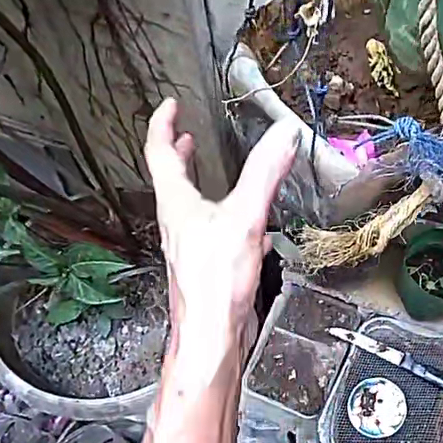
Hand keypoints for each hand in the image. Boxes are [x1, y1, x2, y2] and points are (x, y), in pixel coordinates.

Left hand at [144, 99, 298, 352]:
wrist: (211, 336)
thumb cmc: (216, 285)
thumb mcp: (244, 219)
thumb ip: (264, 174)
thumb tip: (282, 135)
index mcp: (178, 205)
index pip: (160, 153)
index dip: (163, 125)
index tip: (170, 107)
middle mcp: (178, 223)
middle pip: (171, 179)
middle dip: (177, 153)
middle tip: (184, 136)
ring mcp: (190, 246)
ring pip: (190, 206)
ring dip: (197, 184)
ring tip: (208, 174)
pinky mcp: (206, 266)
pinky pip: (211, 232)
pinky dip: (223, 217)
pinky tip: (245, 227)